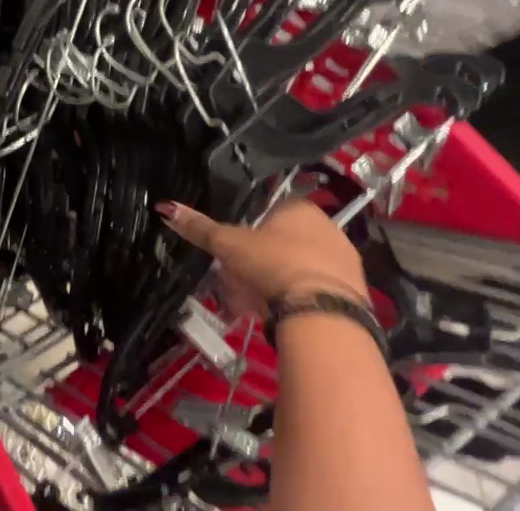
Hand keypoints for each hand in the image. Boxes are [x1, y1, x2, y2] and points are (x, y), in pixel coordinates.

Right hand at [158, 199, 367, 316]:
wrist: (322, 313)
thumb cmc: (272, 263)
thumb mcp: (227, 243)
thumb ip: (198, 226)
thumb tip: (164, 206)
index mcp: (300, 208)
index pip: (268, 208)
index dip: (247, 225)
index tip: (232, 243)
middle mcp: (329, 228)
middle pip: (281, 239)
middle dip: (257, 257)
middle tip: (235, 274)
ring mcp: (346, 261)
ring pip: (296, 264)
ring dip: (273, 278)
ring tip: (250, 297)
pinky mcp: (355, 292)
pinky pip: (312, 286)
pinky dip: (293, 295)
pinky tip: (274, 309)